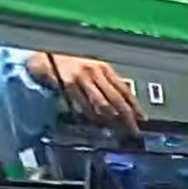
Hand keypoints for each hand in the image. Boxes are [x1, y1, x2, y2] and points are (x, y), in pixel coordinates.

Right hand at [27, 52, 143, 129]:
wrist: (45, 57)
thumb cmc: (72, 66)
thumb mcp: (94, 71)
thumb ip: (110, 86)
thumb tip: (129, 108)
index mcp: (103, 67)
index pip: (125, 89)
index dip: (135, 106)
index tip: (143, 120)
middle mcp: (93, 71)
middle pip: (116, 100)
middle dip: (127, 118)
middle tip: (133, 131)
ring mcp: (81, 78)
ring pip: (102, 105)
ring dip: (112, 121)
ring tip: (117, 130)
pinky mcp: (68, 85)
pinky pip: (85, 106)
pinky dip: (94, 118)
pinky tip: (99, 124)